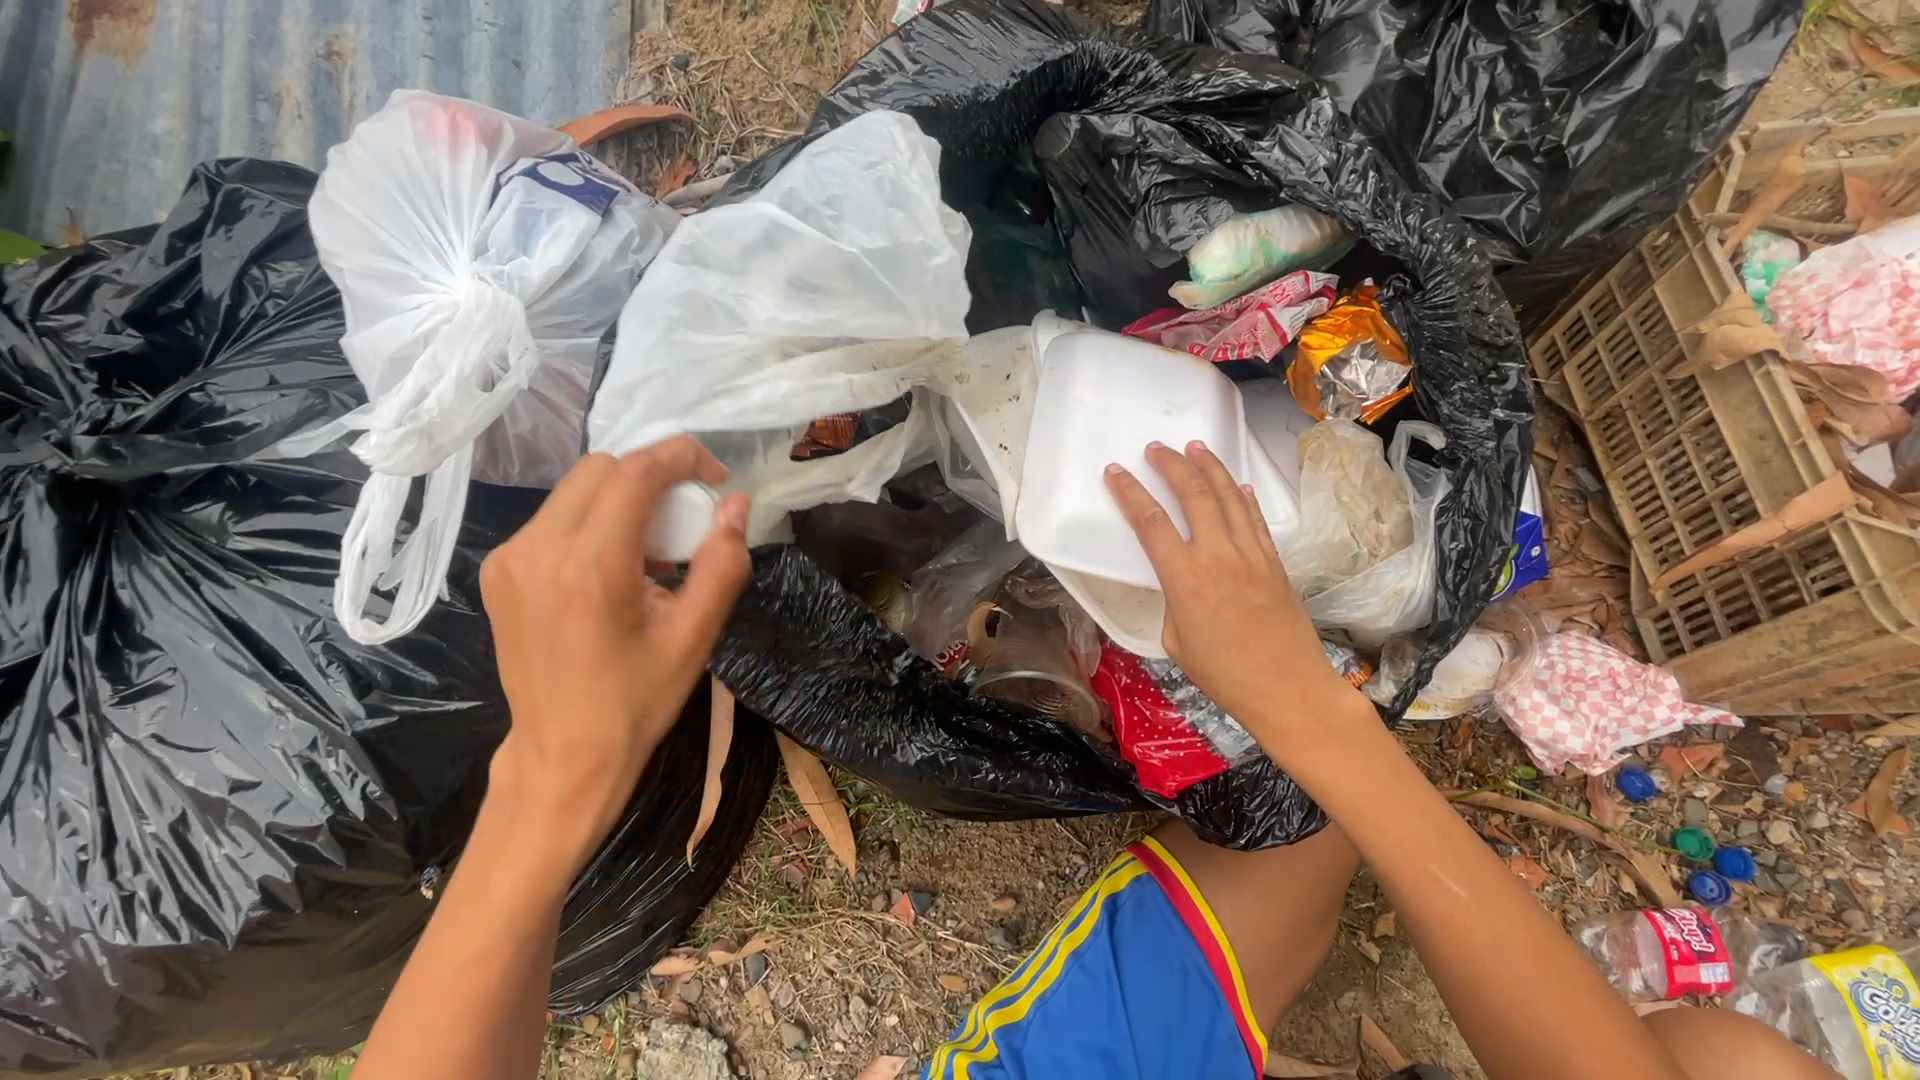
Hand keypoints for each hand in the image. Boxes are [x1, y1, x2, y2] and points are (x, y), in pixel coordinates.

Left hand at [479, 437, 751, 865]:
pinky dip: (594, 520)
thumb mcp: (695, 636)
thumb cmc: (636, 701)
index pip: (633, 472)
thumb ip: (722, 562)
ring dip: (623, 498)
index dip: (680, 456)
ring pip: (576, 490)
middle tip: (686, 519)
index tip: (715, 475)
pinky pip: (555, 518)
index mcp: (588, 567)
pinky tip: (616, 566)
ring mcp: (509, 559)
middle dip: (653, 476)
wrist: (563, 756)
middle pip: (600, 469)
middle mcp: (536, 550)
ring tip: (653, 550)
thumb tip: (736, 504)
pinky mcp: (498, 572)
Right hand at [1104, 441, 1368, 742]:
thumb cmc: (1224, 675)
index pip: (1150, 522)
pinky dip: (1244, 497)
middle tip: (1157, 448)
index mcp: (1184, 578)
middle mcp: (1218, 555)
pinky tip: (1237, 485)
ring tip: (1195, 447)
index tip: (1116, 472)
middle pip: (1193, 494)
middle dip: (1172, 465)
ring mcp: (1251, 555)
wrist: (1289, 688)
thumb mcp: (1176, 642)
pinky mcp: (1275, 562)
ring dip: (1210, 467)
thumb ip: (1172, 602)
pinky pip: (1256, 519)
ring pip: (1229, 496)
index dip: (1129, 493)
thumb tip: (1180, 581)